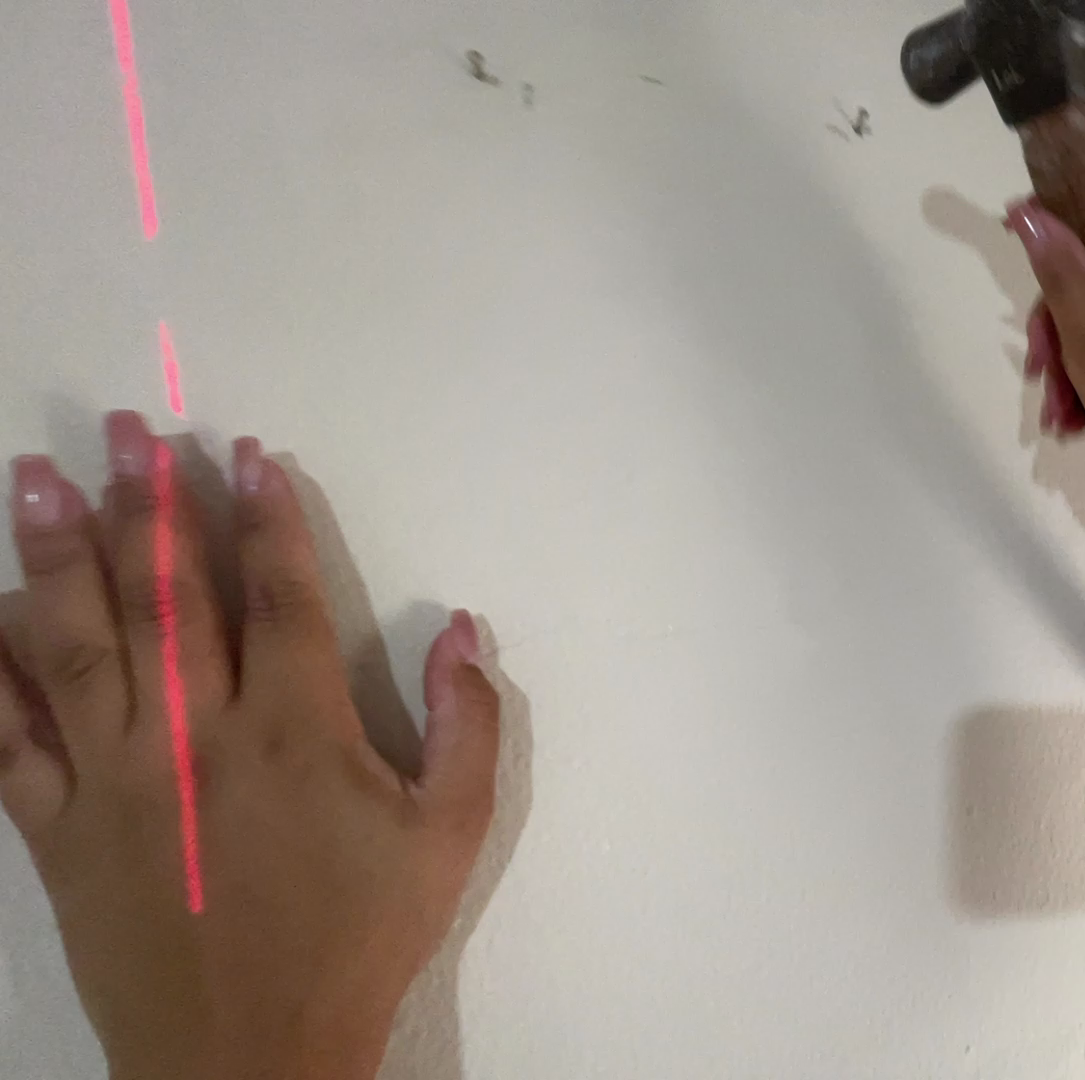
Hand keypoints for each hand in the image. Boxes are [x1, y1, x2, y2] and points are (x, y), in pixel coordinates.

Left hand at [1, 412, 500, 1079]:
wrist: (253, 1049)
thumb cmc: (373, 922)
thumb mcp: (456, 823)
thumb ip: (467, 720)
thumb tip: (463, 630)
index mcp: (294, 733)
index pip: (278, 599)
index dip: (266, 521)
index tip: (251, 457)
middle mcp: (192, 739)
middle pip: (165, 601)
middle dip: (150, 507)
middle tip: (131, 432)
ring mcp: (110, 783)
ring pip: (68, 646)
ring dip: (52, 555)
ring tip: (37, 477)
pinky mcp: (55, 830)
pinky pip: (4, 733)